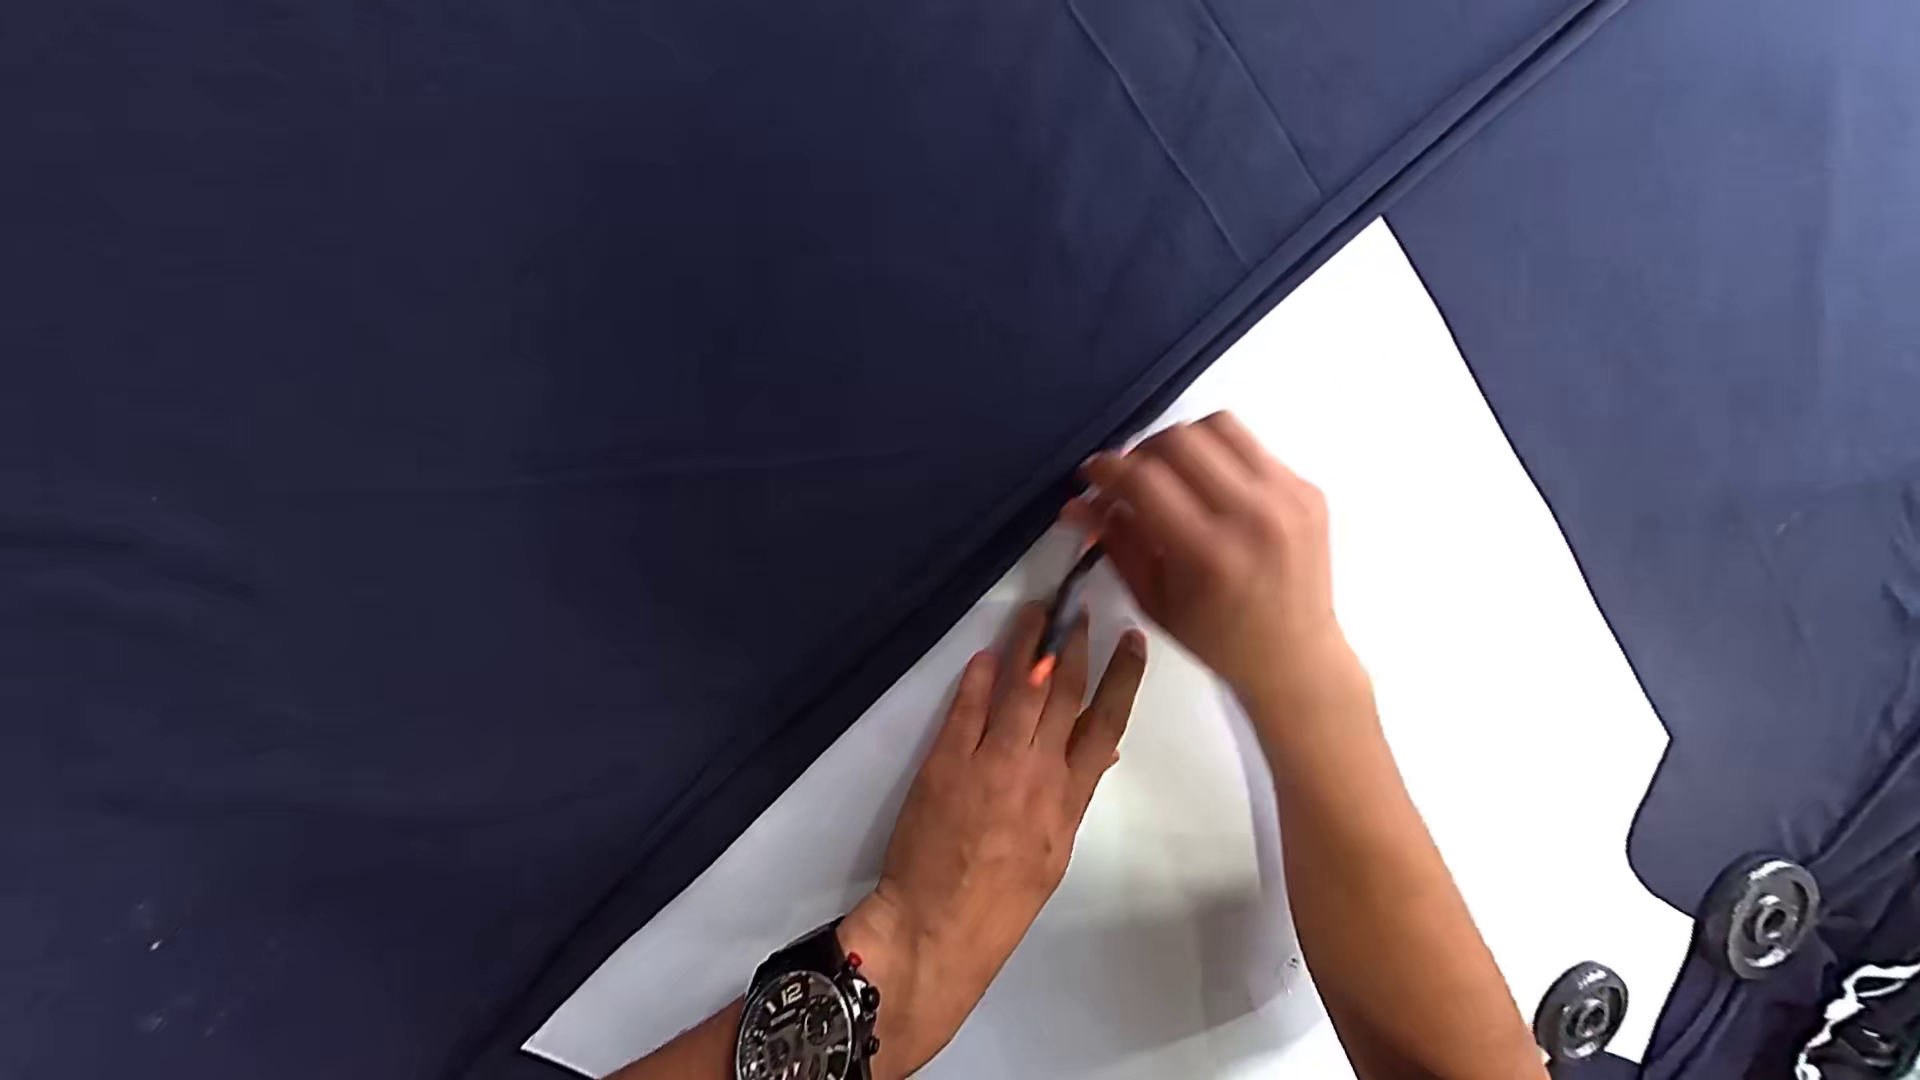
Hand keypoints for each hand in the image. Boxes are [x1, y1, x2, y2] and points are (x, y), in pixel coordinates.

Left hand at [838, 604, 1146, 1079]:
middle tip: (1078, 609)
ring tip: (1037, 611)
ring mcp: (990, 763)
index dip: (1123, 676)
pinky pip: (967, 709)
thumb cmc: (1004, 896)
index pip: (1106, 722)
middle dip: (1075, 644)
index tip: (1131, 640)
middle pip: (1063, 692)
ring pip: (1018, 689)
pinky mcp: (946, 762)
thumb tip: (1102, 747)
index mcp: (1069, 798)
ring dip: (1029, 644)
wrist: (938, 928)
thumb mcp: (1056, 849)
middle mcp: (1036, 772)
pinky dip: (979, 678)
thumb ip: (1076, 792)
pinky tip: (988, 653)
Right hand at [1070, 411, 1366, 714]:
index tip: (1092, 475)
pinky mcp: (1307, 488)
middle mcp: (1252, 514)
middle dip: (1139, 452)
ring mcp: (1287, 496)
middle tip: (1128, 476)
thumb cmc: (1215, 637)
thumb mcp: (1151, 598)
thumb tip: (1076, 505)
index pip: (1144, 479)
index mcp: (1208, 552)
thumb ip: (1114, 543)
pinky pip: (1249, 444)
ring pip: (1216, 425)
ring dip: (1180, 442)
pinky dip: (1216, 455)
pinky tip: (1208, 485)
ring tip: (1168, 472)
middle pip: (1179, 440)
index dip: (1107, 470)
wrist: (1295, 655)